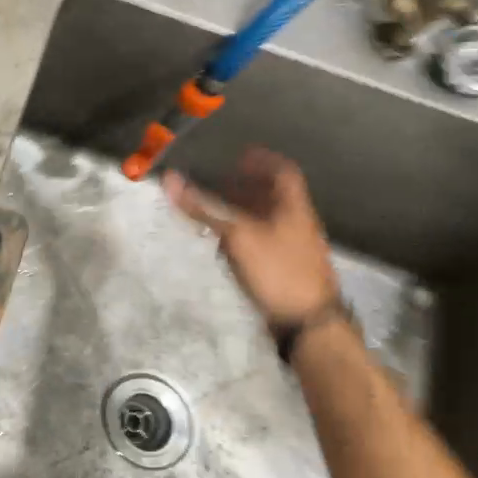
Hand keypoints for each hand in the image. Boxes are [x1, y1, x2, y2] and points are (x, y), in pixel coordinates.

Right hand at [162, 148, 339, 324]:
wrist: (308, 322)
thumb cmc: (277, 269)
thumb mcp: (236, 236)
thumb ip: (202, 208)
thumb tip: (169, 179)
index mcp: (294, 207)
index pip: (283, 172)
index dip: (262, 161)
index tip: (239, 155)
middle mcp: (298, 223)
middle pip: (274, 196)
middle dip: (247, 187)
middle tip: (221, 182)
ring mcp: (294, 247)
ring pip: (268, 219)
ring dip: (244, 211)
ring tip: (217, 210)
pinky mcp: (286, 268)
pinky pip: (265, 240)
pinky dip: (245, 233)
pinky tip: (227, 244)